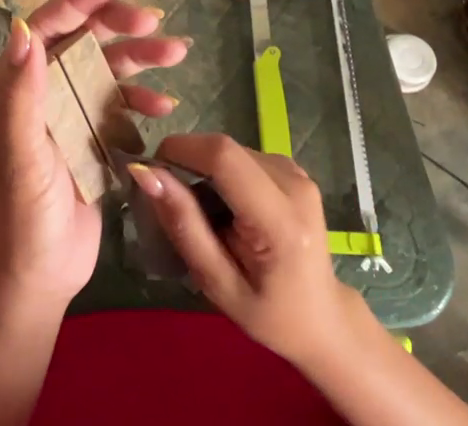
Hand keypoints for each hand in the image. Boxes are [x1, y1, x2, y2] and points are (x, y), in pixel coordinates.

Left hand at [0, 0, 187, 305]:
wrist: (39, 277)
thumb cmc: (21, 216)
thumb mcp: (20, 154)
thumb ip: (21, 93)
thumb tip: (24, 28)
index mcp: (11, 91)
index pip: (44, 28)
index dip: (78, 0)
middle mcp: (37, 95)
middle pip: (78, 42)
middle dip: (116, 25)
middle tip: (155, 22)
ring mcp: (64, 117)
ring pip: (103, 71)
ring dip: (139, 59)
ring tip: (177, 52)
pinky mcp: (87, 140)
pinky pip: (117, 107)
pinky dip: (141, 101)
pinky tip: (163, 109)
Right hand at [127, 133, 366, 369]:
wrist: (322, 319)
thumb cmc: (268, 313)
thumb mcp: (217, 281)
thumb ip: (183, 224)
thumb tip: (144, 172)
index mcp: (280, 220)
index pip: (223, 156)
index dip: (179, 151)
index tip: (152, 175)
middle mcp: (294, 184)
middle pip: (223, 148)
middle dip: (186, 163)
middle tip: (172, 202)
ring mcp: (298, 173)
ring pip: (229, 149)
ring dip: (203, 169)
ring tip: (201, 212)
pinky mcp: (294, 170)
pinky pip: (242, 156)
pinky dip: (221, 173)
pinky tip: (224, 206)